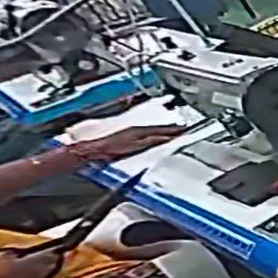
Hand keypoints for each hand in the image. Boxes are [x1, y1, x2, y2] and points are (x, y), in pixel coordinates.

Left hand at [68, 125, 184, 163]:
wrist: (92, 150)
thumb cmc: (111, 150)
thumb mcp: (136, 147)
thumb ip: (152, 141)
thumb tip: (168, 137)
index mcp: (140, 130)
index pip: (163, 129)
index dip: (175, 130)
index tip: (185, 130)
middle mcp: (136, 128)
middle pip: (158, 128)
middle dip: (171, 128)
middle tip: (182, 129)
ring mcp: (131, 131)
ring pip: (152, 129)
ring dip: (163, 130)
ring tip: (172, 131)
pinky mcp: (126, 135)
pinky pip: (146, 132)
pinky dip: (154, 133)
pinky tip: (156, 135)